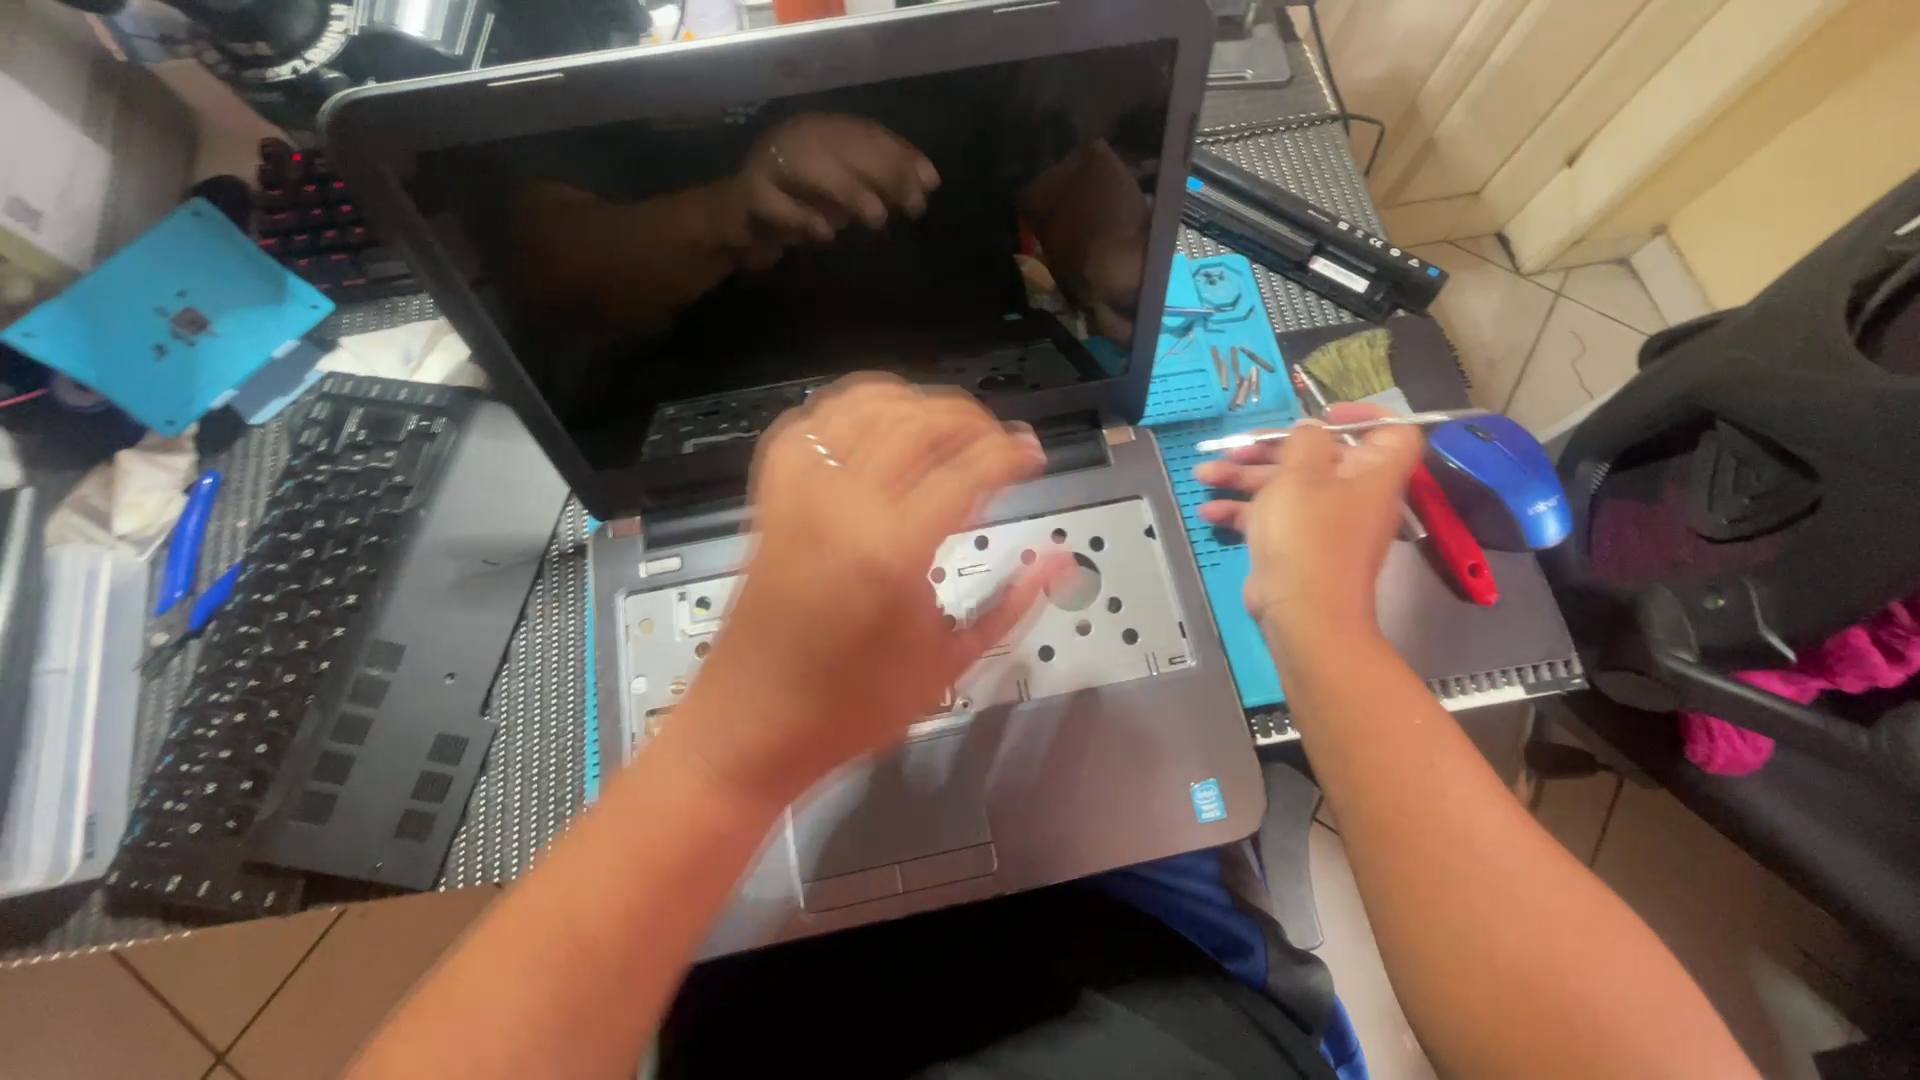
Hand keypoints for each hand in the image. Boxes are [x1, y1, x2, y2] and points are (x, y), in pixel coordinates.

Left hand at [673, 375, 1063, 809]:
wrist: (752, 725)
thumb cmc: (853, 706)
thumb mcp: (946, 662)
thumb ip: (1011, 602)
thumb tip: (1061, 560)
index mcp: (892, 550)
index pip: (969, 469)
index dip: (1011, 452)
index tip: (1034, 453)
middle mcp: (842, 504)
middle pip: (920, 422)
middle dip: (972, 419)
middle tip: (999, 440)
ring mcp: (798, 494)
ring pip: (864, 407)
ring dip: (915, 404)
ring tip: (946, 427)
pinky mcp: (770, 498)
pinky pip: (809, 425)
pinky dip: (849, 411)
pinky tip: (877, 427)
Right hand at [723, 113, 939, 264]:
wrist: (734, 224)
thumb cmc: (795, 208)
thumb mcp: (842, 196)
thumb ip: (878, 186)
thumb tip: (926, 186)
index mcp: (819, 131)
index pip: (867, 134)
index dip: (902, 155)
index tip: (932, 183)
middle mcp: (794, 138)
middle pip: (845, 146)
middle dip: (885, 173)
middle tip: (914, 206)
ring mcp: (768, 164)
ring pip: (811, 168)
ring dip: (849, 191)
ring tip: (878, 218)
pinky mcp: (748, 196)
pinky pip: (775, 204)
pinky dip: (801, 218)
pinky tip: (826, 234)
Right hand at [1193, 404, 1422, 652]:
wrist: (1303, 612)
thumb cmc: (1308, 535)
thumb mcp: (1302, 474)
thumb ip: (1305, 441)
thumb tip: (1309, 431)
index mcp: (1371, 474)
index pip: (1391, 434)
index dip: (1363, 417)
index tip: (1323, 415)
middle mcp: (1351, 496)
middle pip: (1316, 458)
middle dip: (1270, 450)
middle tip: (1234, 447)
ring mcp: (1321, 524)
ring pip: (1284, 487)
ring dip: (1243, 477)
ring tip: (1204, 475)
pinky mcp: (1294, 547)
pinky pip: (1269, 518)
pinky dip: (1240, 512)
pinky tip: (1209, 511)